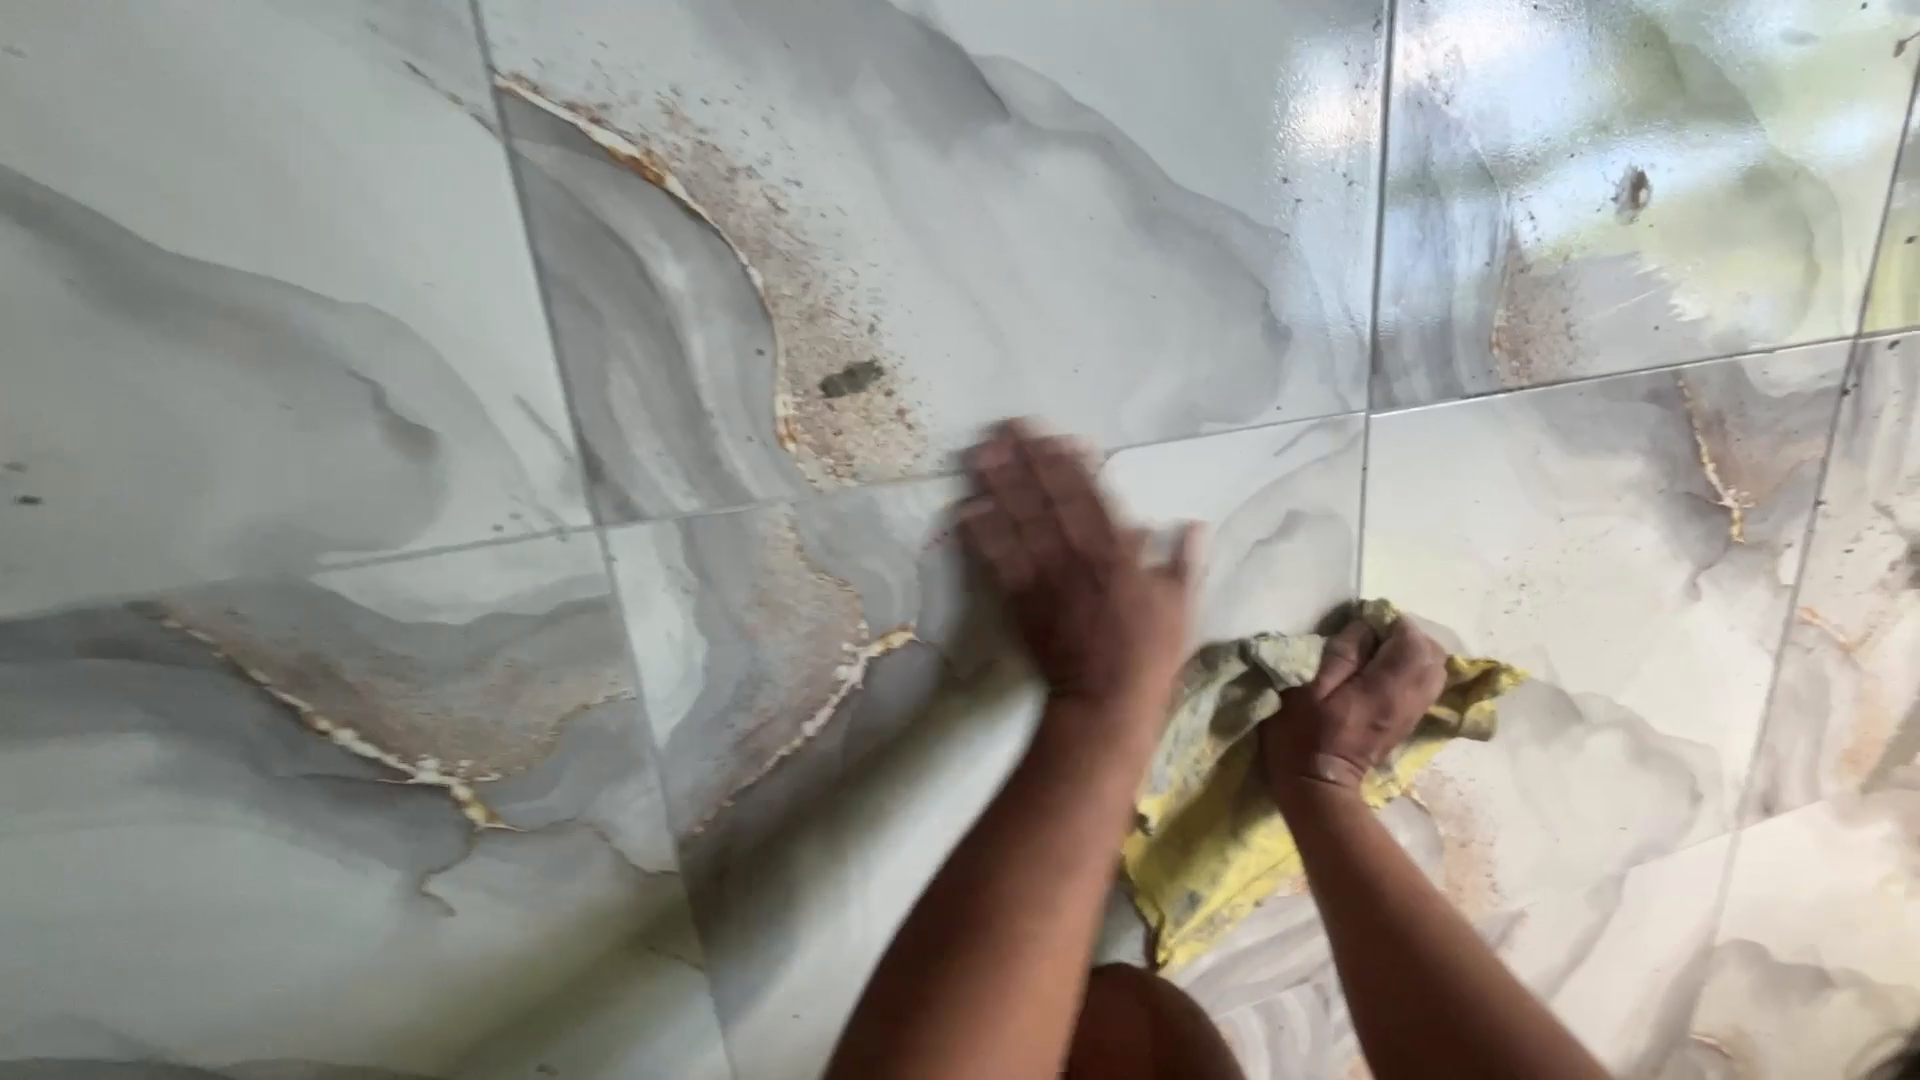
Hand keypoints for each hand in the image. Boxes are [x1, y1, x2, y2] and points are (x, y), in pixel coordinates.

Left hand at [958, 420, 1201, 710]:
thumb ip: (1182, 560)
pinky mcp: (1022, 602)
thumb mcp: (1180, 605)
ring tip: (978, 455)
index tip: (1050, 435)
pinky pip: (999, 564)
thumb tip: (1192, 522)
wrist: (1106, 700)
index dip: (1068, 462)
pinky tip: (964, 511)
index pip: (1091, 496)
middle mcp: (1080, 555)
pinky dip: (982, 537)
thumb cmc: (1148, 655)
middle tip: (1003, 428)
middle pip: (1049, 499)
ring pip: (1021, 523)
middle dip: (1026, 460)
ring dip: (998, 486)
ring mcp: (1047, 577)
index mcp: (1119, 553)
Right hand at [1259, 616, 1446, 799]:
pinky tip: (1383, 672)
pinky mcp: (1407, 723)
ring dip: (1412, 653)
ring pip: (1434, 671)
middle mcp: (1409, 699)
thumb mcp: (1308, 687)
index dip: (1392, 624)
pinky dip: (1412, 671)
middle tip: (1373, 635)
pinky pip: (1425, 687)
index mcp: (1386, 688)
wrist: (1317, 785)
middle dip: (1407, 636)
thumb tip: (1365, 628)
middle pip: (1432, 655)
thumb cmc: (1302, 733)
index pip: (1412, 642)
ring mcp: (1411, 713)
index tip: (1364, 622)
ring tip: (1378, 652)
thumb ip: (1341, 653)